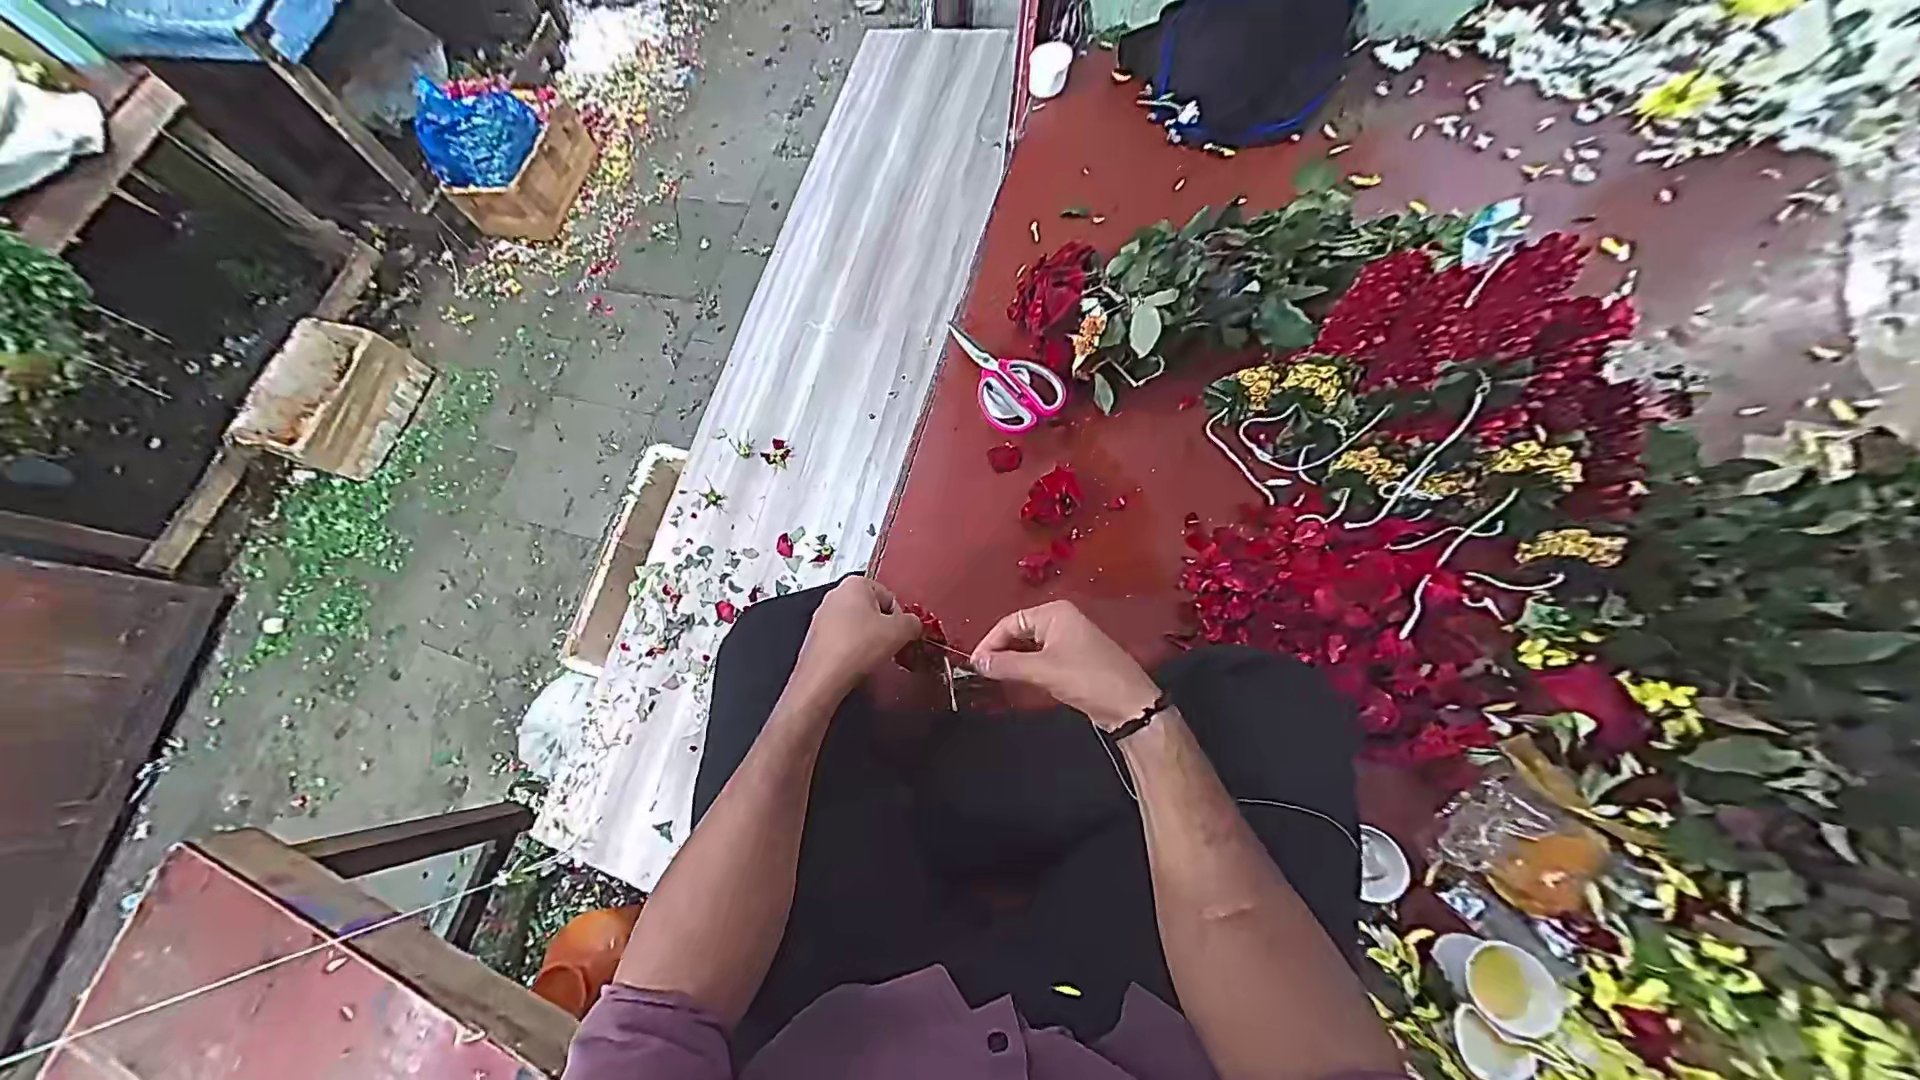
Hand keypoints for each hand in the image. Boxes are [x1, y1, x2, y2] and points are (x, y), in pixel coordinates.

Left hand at [790, 576, 923, 699]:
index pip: (889, 596)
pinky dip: (852, 647)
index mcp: (855, 583)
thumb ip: (913, 622)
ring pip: (857, 624)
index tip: (899, 634)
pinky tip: (855, 662)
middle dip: (883, 627)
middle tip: (888, 645)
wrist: (823, 677)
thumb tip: (913, 624)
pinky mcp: (815, 636)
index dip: (899, 617)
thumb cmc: (859, 647)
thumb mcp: (899, 632)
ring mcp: (822, 615)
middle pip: (872, 609)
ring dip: (868, 638)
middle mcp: (835, 594)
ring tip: (871, 656)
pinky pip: (843, 637)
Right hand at [970, 601, 1161, 729]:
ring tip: (994, 676)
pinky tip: (1017, 679)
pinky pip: (1041, 656)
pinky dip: (1027, 666)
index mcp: (1055, 612)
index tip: (974, 663)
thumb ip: (1006, 664)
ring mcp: (1069, 638)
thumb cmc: (1086, 678)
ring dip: (1012, 659)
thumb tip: (977, 662)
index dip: (990, 642)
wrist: (1129, 704)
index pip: (1010, 622)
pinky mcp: (1074, 658)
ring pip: (1030, 645)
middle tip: (982, 671)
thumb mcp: (1042, 670)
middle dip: (1000, 650)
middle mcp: (1061, 619)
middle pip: (1019, 631)